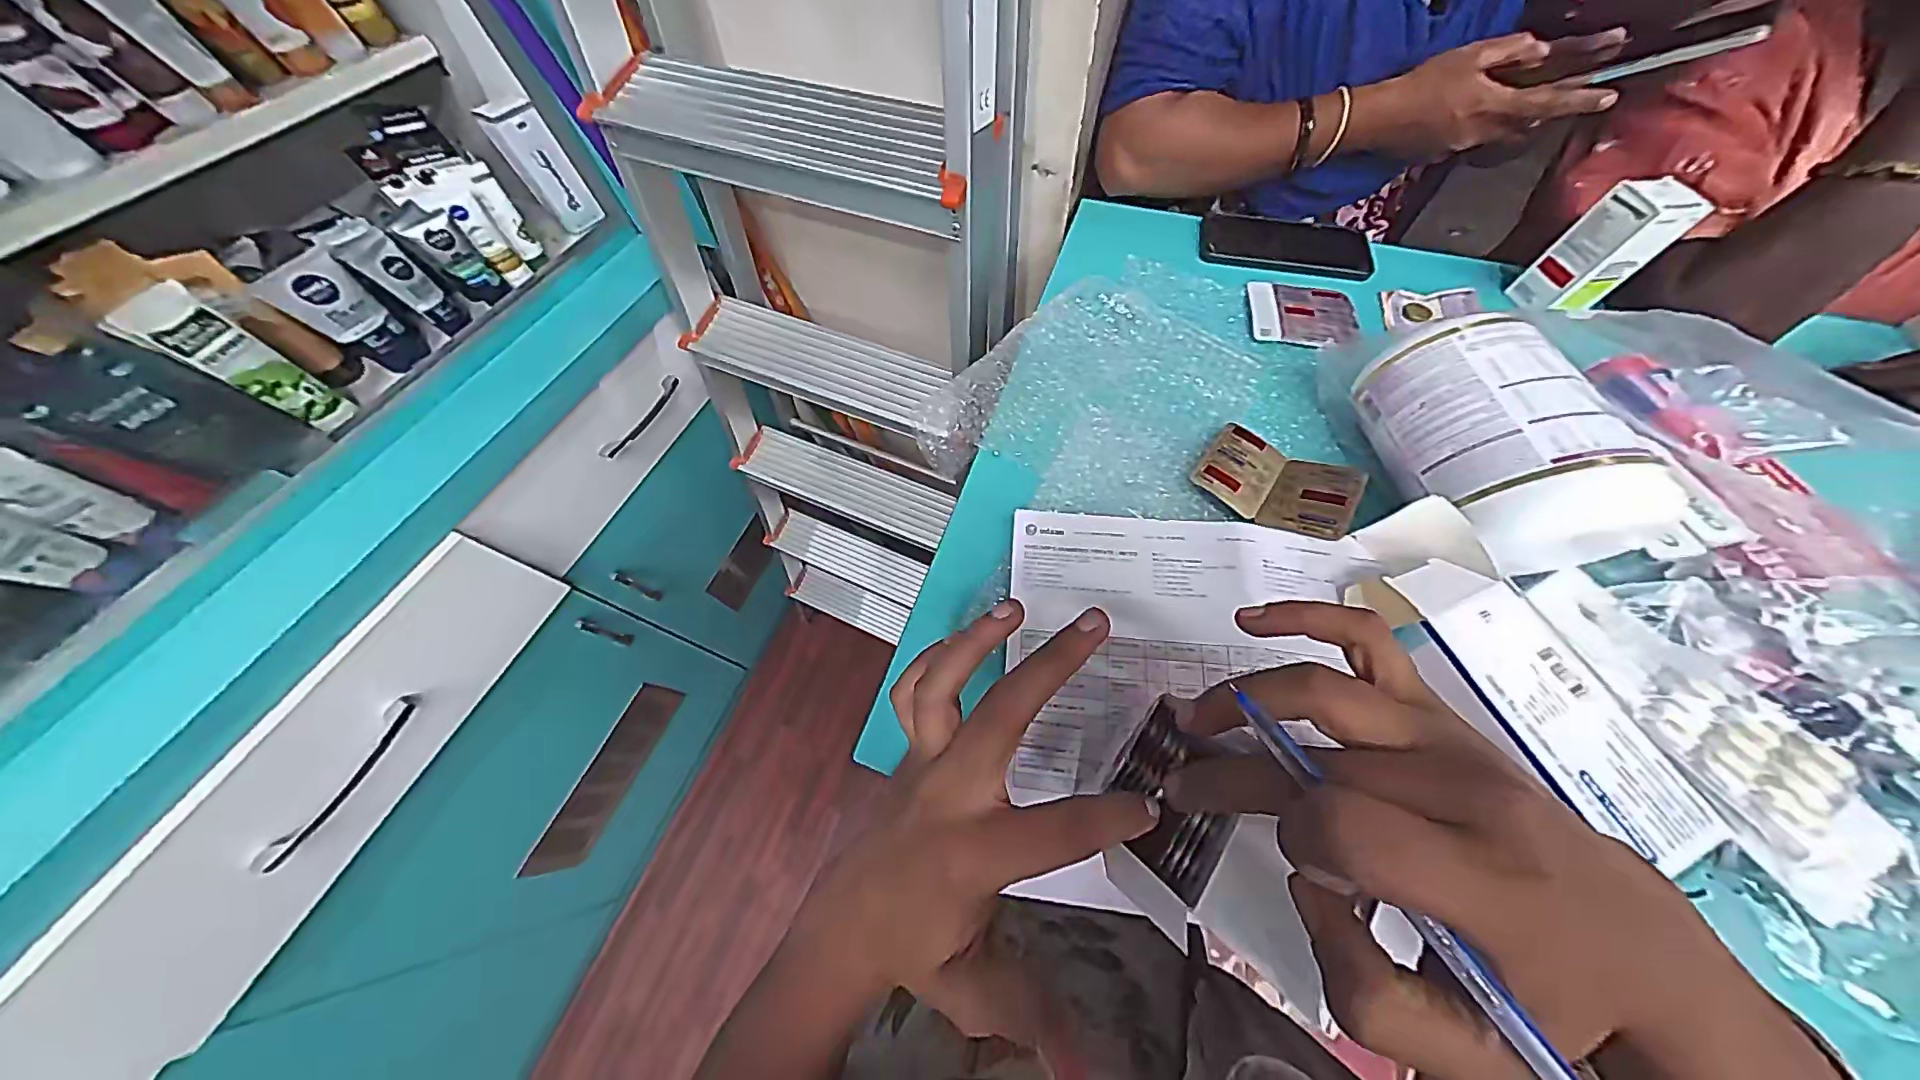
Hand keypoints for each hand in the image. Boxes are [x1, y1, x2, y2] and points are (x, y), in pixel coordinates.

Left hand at [789, 601, 1156, 1022]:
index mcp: (971, 854)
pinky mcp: (906, 753)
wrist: (842, 925)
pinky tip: (967, 638)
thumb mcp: (974, 985)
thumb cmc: (913, 950)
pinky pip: (913, 692)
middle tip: (1093, 627)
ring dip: (976, 640)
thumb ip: (1033, 1011)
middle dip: (1052, 668)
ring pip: (940, 686)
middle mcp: (946, 795)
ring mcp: (920, 765)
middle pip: (1001, 718)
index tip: (1147, 805)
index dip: (1106, 819)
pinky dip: (937, 659)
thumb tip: (1084, 1066)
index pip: (1053, 831)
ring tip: (1014, 607)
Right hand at [1167, 601, 1842, 1079]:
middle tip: (1186, 788)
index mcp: (1486, 878)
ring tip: (1198, 717)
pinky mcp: (1440, 715)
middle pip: (1316, 760)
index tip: (1297, 867)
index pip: (1343, 826)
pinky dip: (1307, 619)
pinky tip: (1254, 620)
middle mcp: (1466, 790)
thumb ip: (1360, 986)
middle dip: (1235, 776)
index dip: (1294, 843)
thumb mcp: (1466, 1053)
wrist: (1639, 950)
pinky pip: (1368, 641)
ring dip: (1245, 699)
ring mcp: (1450, 739)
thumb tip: (1300, 877)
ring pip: (1325, 689)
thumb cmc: (1551, 1004)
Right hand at [1357, 33, 1620, 161]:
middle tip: (1564, 97)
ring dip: (1514, 120)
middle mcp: (1482, 132)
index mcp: (1493, 105)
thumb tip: (1539, 49)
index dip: (1580, 99)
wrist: (1377, 118)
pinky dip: (1480, 128)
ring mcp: (1461, 146)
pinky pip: (1472, 141)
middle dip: (1547, 110)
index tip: (1607, 97)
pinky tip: (1466, 117)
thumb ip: (1510, 51)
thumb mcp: (1470, 56)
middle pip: (1527, 122)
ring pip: (1501, 133)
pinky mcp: (1441, 153)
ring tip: (1511, 106)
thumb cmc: (1419, 85)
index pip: (1547, 102)